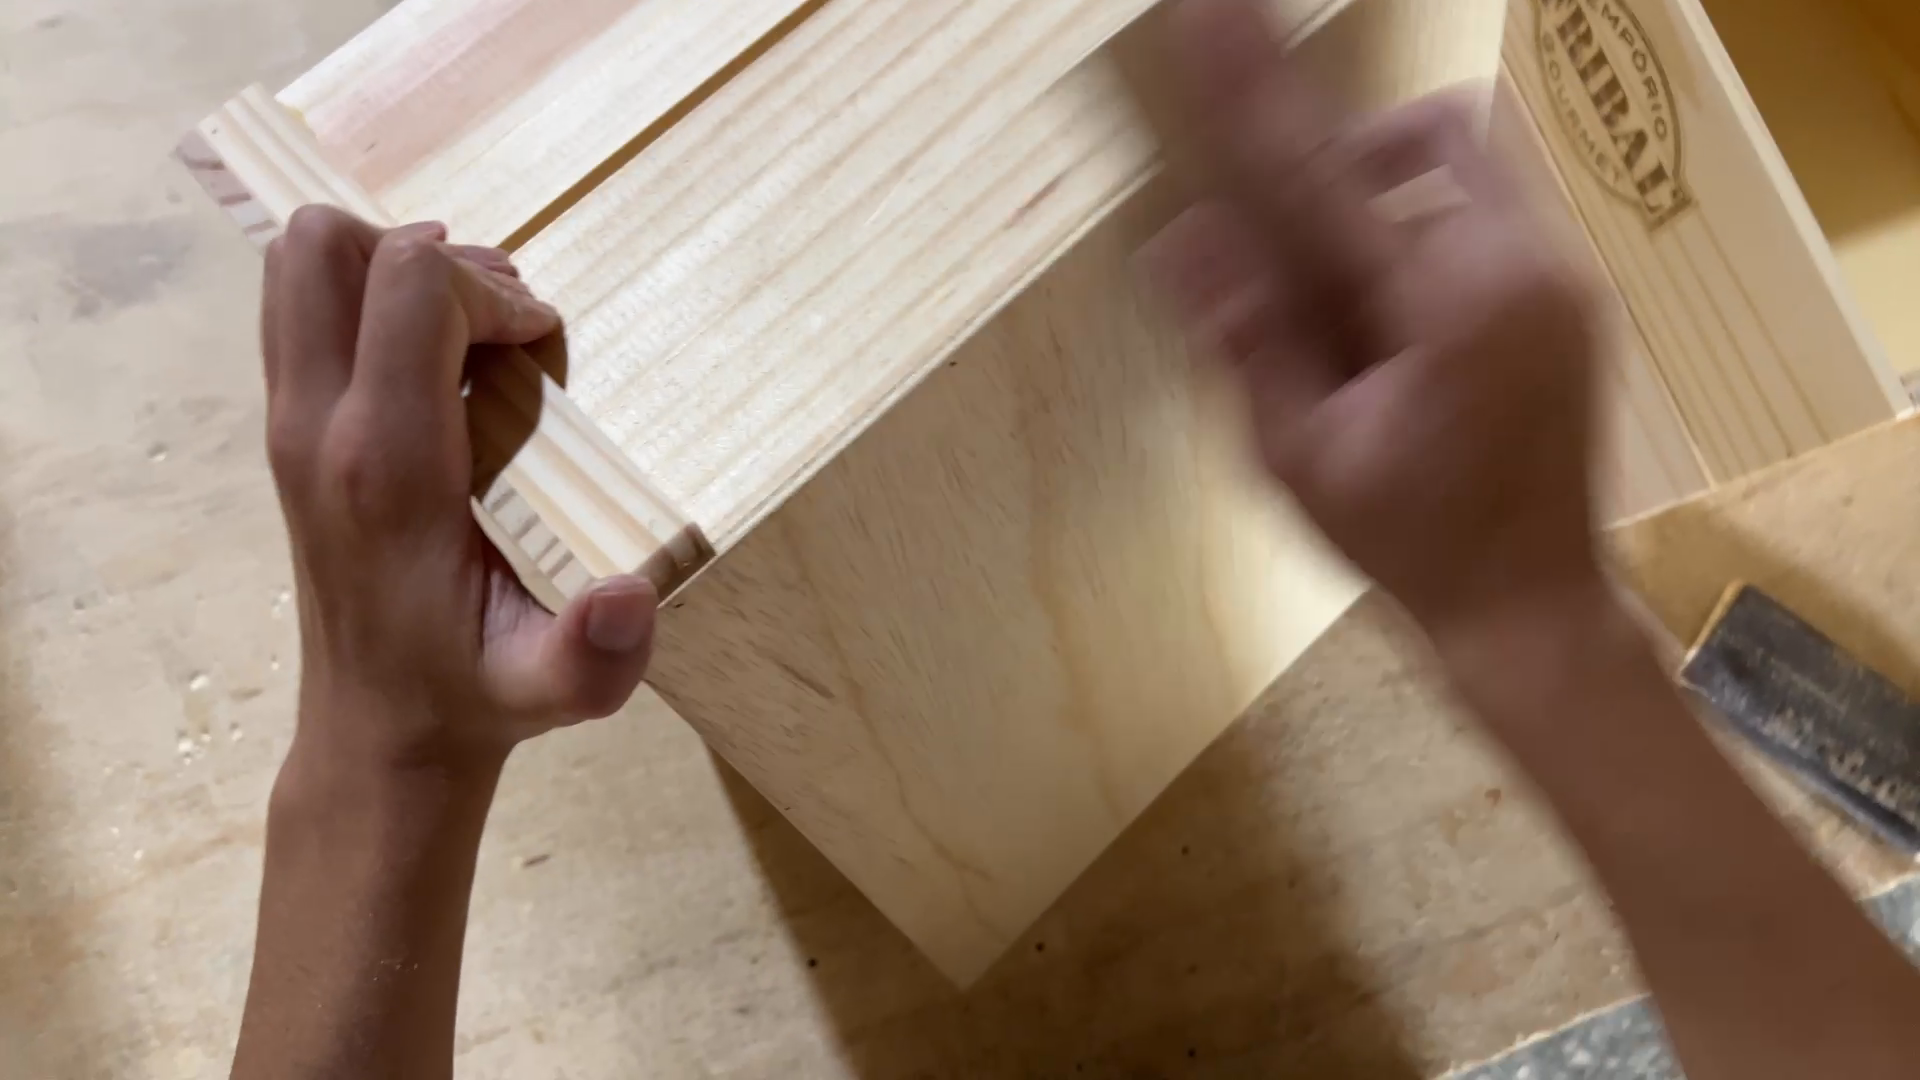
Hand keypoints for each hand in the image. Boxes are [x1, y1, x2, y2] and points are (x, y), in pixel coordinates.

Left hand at [262, 207, 656, 766]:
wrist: (379, 731)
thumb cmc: (478, 696)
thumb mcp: (558, 690)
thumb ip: (598, 654)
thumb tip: (631, 592)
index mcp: (388, 466)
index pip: (410, 290)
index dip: (494, 292)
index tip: (550, 346)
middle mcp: (318, 428)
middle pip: (328, 251)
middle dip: (432, 259)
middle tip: (509, 321)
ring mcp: (292, 428)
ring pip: (304, 271)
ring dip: (398, 274)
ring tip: (481, 331)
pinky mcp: (295, 438)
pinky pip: (310, 316)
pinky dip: (375, 305)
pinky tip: (444, 360)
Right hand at [1141, 0, 1605, 632]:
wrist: (1525, 603)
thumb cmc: (1403, 543)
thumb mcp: (1295, 455)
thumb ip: (1249, 340)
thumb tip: (1183, 241)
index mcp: (1451, 306)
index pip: (1326, 174)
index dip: (1256, 93)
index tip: (1204, 19)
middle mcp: (1526, 262)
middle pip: (1432, 134)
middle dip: (1346, 153)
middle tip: (1292, 244)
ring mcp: (1561, 273)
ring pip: (1467, 163)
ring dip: (1382, 194)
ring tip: (1336, 295)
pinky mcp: (1565, 294)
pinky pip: (1487, 208)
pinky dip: (1415, 230)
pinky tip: (1384, 322)